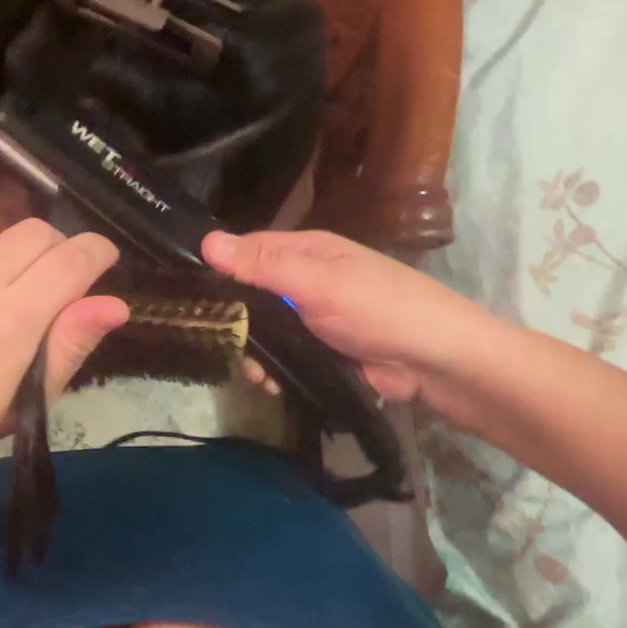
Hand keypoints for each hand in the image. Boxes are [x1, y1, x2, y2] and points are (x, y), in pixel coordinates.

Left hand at [0, 219, 127, 465]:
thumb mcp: (23, 400)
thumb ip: (70, 346)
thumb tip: (115, 305)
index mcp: (9, 321)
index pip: (70, 260)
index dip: (97, 251)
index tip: (103, 260)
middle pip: (35, 232)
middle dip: (57, 247)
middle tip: (55, 280)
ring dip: (7, 261)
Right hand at [203, 230, 497, 404]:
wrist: (437, 363)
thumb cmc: (380, 310)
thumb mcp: (317, 284)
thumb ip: (263, 266)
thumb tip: (206, 241)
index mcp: (307, 251)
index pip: (247, 251)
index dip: (219, 269)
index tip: (189, 296)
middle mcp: (306, 280)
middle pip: (250, 295)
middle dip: (235, 323)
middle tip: (222, 345)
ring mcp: (313, 317)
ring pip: (263, 331)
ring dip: (252, 353)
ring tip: (254, 375)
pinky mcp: (320, 351)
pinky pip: (282, 357)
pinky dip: (272, 371)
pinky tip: (269, 386)